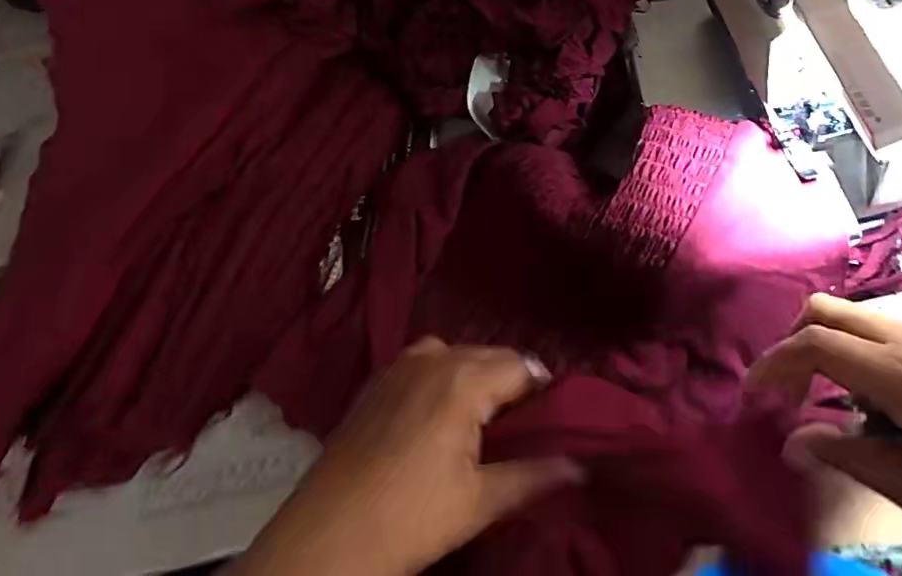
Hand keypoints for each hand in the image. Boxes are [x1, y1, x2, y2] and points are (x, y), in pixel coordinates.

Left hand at [234, 339, 581, 575]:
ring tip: (481, 422)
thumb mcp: (477, 503)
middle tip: (521, 428)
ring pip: (459, 355)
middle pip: (492, 356)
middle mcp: (435, 357)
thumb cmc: (406, 522)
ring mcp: (400, 366)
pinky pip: (426, 362)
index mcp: (464, 379)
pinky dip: (443, 377)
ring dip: (477, 377)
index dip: (543, 392)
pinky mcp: (376, 382)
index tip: (553, 420)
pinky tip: (438, 417)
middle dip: (512, 383)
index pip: (523, 368)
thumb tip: (581, 468)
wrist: (319, 546)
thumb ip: (533, 476)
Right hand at [748, 295, 901, 575]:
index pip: (819, 344)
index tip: (753, 396)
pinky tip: (877, 404)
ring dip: (830, 348)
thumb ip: (851, 457)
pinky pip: (889, 331)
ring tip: (832, 409)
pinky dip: (862, 353)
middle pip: (831, 310)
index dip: (776, 364)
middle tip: (786, 395)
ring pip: (858, 317)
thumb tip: (790, 443)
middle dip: (795, 343)